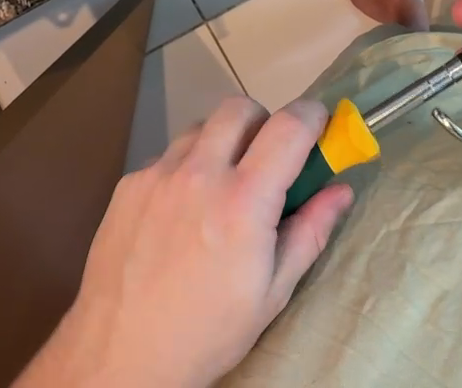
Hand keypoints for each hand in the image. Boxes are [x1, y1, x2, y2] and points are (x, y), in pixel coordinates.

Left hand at [16, 97, 355, 387]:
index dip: (311, 116)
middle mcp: (200, 173)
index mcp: (244, 201)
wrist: (119, 355)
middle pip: (239, 108)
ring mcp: (159, 174)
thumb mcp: (272, 293)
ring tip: (220, 187)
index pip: (288, 127)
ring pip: (200, 128)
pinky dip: (185, 168)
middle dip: (261, 121)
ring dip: (221, 143)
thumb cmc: (207, 331)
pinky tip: (181, 212)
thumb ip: (310, 232)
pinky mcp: (129, 184)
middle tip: (266, 156)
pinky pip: (167, 156)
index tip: (319, 124)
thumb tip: (341, 190)